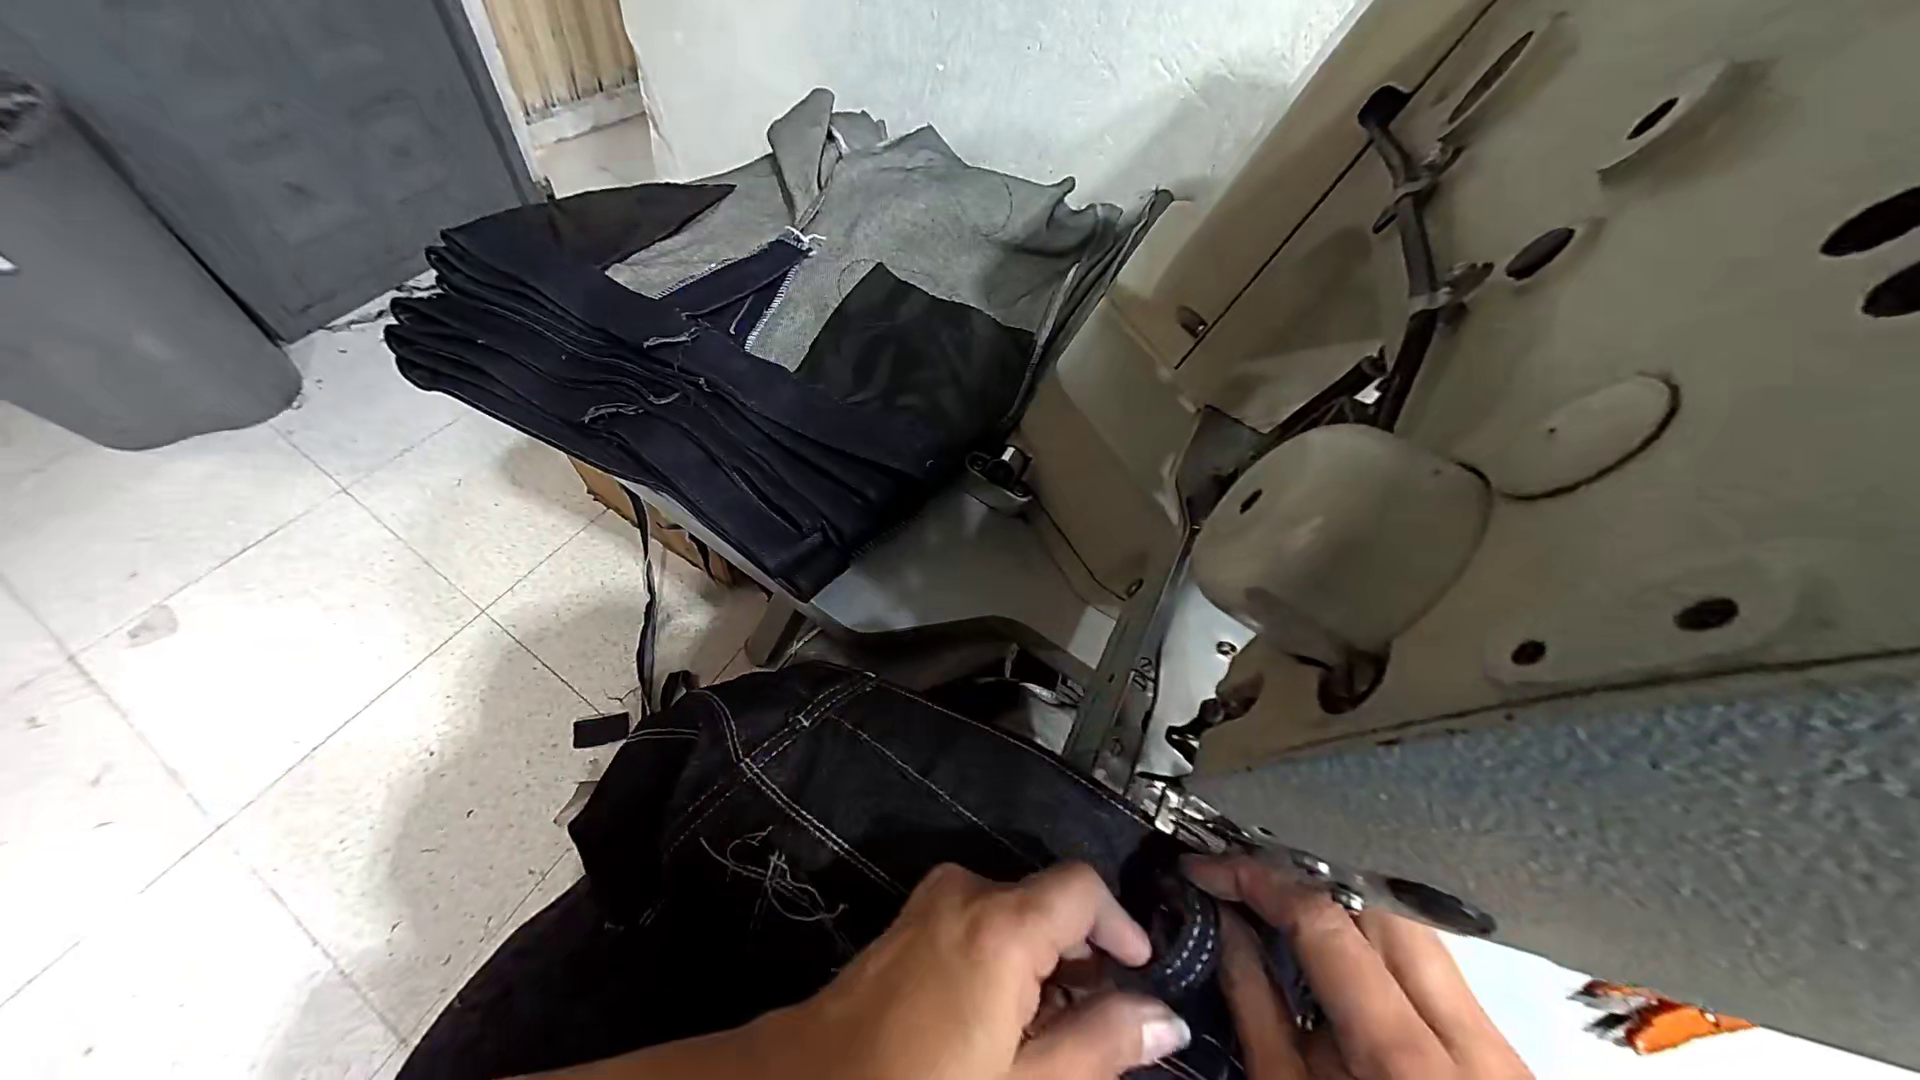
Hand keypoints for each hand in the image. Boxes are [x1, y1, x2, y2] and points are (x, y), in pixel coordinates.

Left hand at [530, 862, 1187, 1079]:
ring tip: (1059, 1025)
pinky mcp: (911, 919)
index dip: (1120, 923)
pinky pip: (979, 921)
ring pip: (1013, 912)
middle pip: (1047, 900)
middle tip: (1107, 1015)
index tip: (1142, 968)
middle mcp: (967, 890)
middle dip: (1083, 952)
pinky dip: (1007, 955)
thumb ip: (1100, 1044)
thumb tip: (1164, 1017)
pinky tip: (1007, 1014)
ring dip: (1045, 958)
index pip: (1081, 886)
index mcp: (1001, 920)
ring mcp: (932, 901)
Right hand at [1186, 856, 1531, 1079]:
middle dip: (1299, 876)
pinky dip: (1367, 933)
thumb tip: (1224, 923)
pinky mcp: (1503, 1048)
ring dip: (1334, 899)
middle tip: (1241, 877)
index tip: (1209, 869)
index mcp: (1405, 1063)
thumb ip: (1255, 1003)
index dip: (1256, 878)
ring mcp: (1500, 1043)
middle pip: (1376, 902)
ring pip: (1406, 922)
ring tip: (1276, 901)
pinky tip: (1327, 944)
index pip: (1324, 918)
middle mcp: (1471, 1039)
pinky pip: (1426, 958)